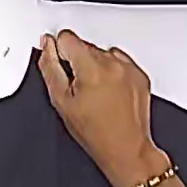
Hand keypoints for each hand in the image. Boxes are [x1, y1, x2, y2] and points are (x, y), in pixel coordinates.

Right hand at [38, 30, 172, 186]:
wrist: (127, 149)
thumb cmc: (96, 132)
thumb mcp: (61, 101)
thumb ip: (49, 67)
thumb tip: (47, 45)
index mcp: (92, 69)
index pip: (67, 37)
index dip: (59, 51)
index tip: (62, 66)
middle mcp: (113, 64)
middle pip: (84, 45)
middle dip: (77, 62)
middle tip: (79, 88)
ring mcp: (129, 69)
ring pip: (101, 52)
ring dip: (95, 65)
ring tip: (95, 92)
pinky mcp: (140, 74)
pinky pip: (119, 60)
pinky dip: (112, 71)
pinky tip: (109, 91)